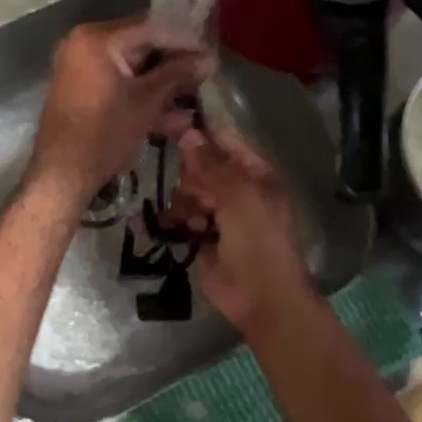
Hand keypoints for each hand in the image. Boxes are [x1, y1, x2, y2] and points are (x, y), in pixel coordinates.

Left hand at [26, 19, 214, 207]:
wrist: (62, 174)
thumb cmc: (105, 133)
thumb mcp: (146, 102)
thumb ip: (177, 75)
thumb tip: (209, 59)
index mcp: (97, 38)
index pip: (151, 28)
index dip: (185, 41)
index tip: (211, 52)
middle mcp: (85, 45)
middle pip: (141, 48)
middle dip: (175, 65)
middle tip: (206, 74)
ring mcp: (82, 70)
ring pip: (132, 72)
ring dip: (163, 86)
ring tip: (197, 97)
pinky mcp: (84, 93)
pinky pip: (119, 88)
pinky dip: (142, 99)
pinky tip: (176, 118)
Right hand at [169, 126, 316, 332]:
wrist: (262, 298)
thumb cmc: (259, 242)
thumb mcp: (239, 196)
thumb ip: (212, 165)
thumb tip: (187, 132)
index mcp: (256, 175)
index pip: (225, 142)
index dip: (199, 134)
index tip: (166, 124)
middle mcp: (238, 192)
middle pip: (202, 169)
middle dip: (190, 177)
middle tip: (193, 195)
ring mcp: (219, 217)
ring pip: (189, 195)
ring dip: (181, 203)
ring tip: (189, 221)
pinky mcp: (202, 241)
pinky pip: (180, 223)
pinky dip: (170, 223)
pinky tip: (159, 225)